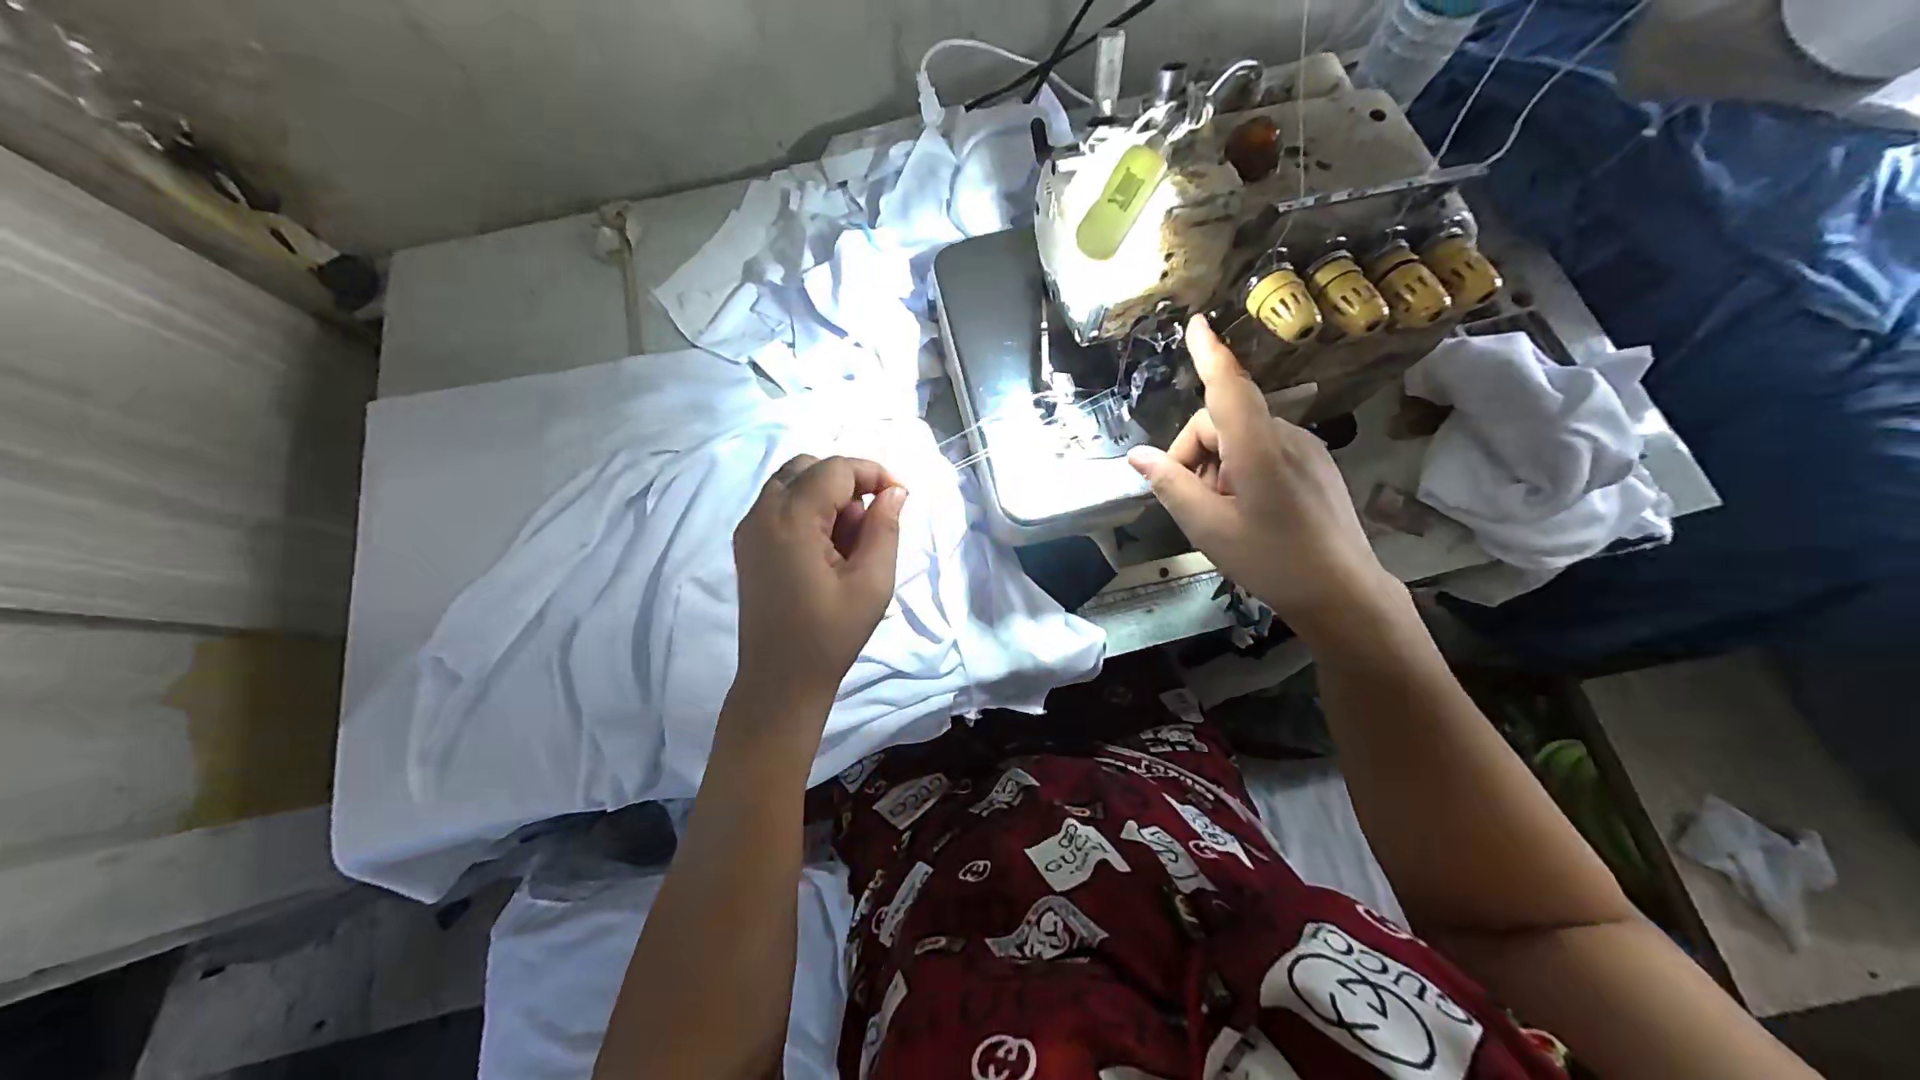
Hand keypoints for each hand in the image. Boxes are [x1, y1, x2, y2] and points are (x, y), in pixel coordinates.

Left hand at [733, 455, 907, 709]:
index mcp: (790, 520)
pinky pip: (779, 505)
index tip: (900, 495)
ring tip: (849, 541)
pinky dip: (808, 510)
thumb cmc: (830, 635)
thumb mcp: (872, 583)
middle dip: (848, 482)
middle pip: (809, 467)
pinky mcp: (747, 545)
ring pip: (792, 482)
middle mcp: (761, 514)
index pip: (835, 469)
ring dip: (827, 495)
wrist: (780, 681)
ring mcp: (748, 529)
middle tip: (872, 522)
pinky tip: (826, 550)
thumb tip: (894, 492)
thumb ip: (885, 528)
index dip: (873, 473)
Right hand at [1128, 314, 1399, 637]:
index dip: (1209, 355)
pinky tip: (1246, 510)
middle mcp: (1286, 436)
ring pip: (1241, 438)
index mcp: (1259, 448)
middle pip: (1221, 422)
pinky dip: (1241, 470)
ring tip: (1222, 514)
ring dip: (1217, 466)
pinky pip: (1265, 450)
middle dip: (1194, 455)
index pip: (1227, 388)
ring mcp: (1306, 449)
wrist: (1343, 592)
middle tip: (1191, 504)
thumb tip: (1139, 457)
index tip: (1196, 325)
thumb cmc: (1271, 560)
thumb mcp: (1208, 528)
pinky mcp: (1315, 464)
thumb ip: (1170, 486)